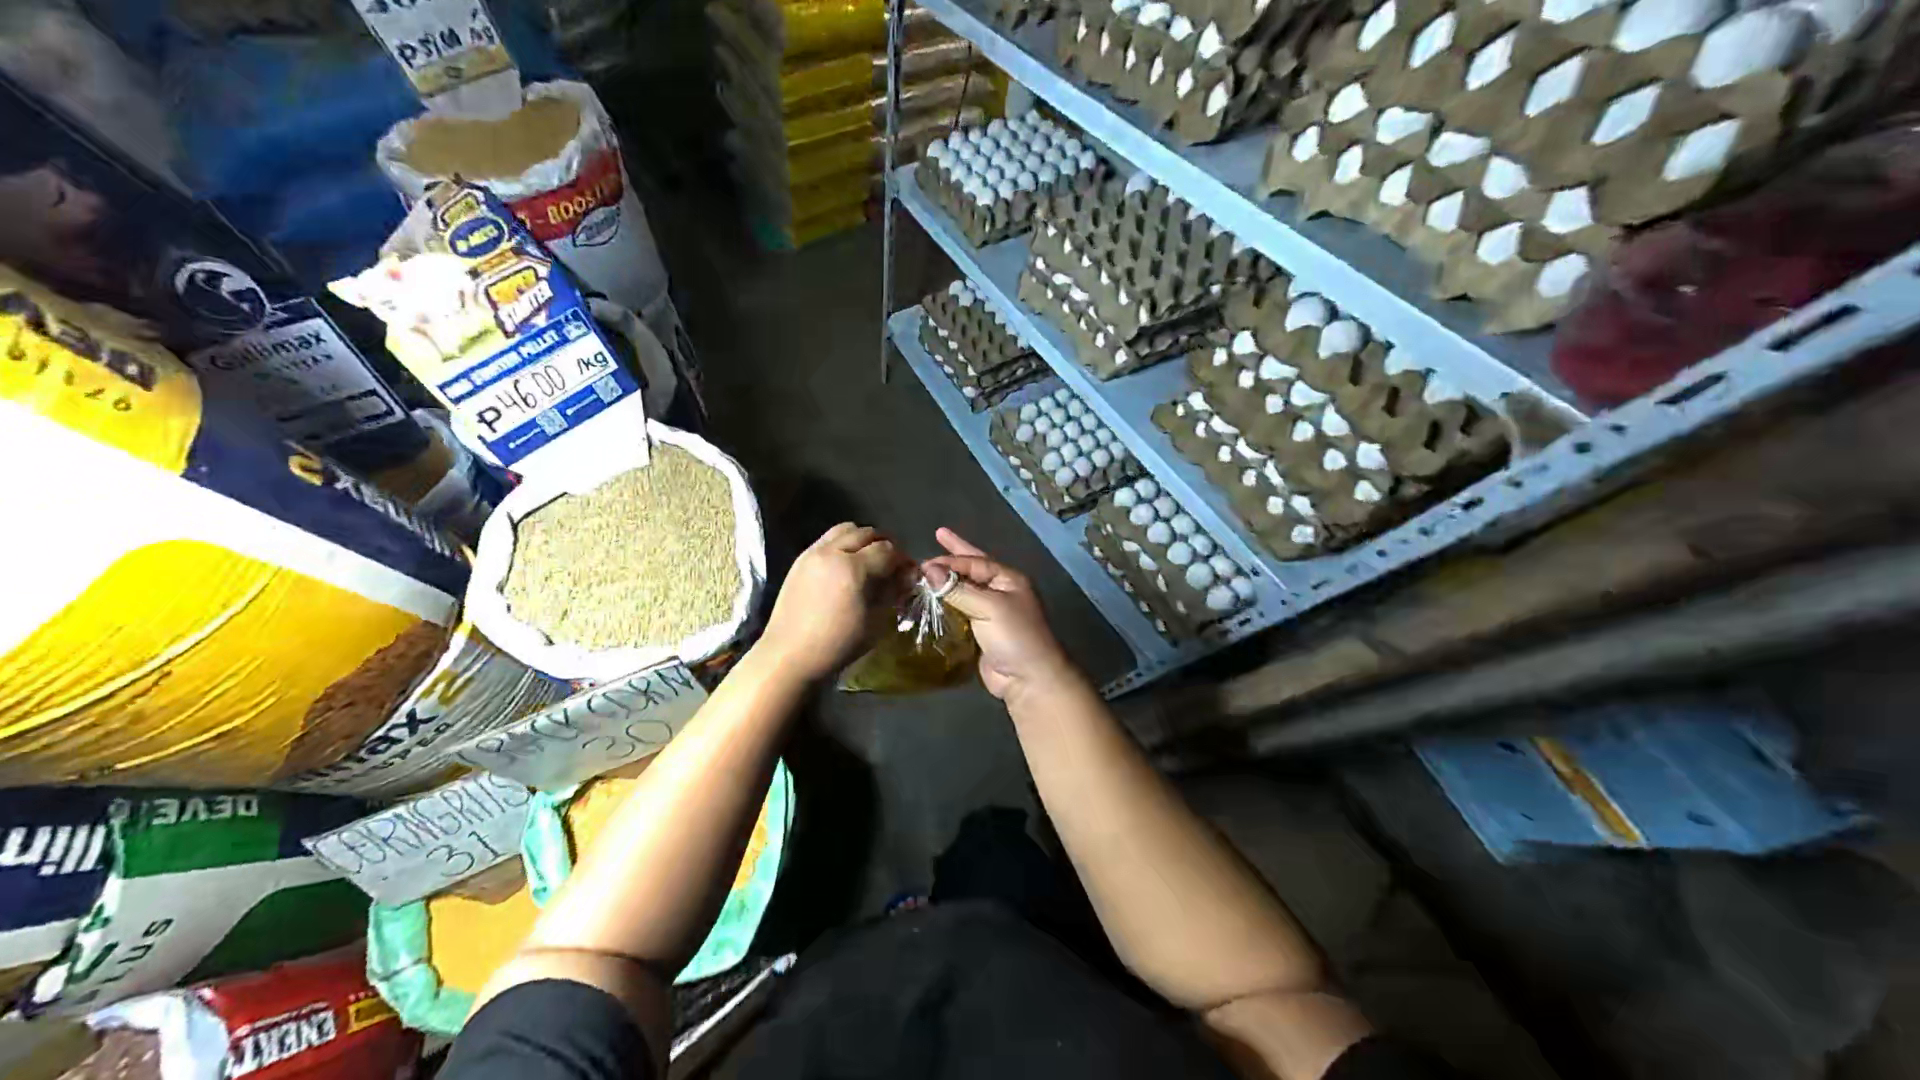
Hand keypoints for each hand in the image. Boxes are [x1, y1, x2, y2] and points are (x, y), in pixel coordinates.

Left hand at [758, 523, 909, 682]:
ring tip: (868, 559)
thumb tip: (907, 575)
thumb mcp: (875, 621)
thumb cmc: (837, 644)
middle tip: (891, 564)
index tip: (908, 572)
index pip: (887, 550)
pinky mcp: (799, 560)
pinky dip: (842, 545)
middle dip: (884, 544)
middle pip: (866, 533)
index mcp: (853, 567)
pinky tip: (846, 566)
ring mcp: (812, 553)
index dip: (902, 559)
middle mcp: (832, 552)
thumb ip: (892, 592)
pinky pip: (827, 540)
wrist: (789, 655)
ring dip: (862, 539)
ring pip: (844, 530)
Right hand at [923, 527, 1081, 702]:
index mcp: (1008, 579)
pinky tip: (931, 601)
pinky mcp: (980, 633)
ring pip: (964, 590)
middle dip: (955, 554)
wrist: (1028, 679)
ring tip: (927, 569)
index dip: (949, 559)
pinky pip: (959, 612)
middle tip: (938, 534)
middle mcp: (1000, 592)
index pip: (974, 562)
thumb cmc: (1014, 636)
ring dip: (946, 581)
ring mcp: (991, 613)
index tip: (923, 563)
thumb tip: (928, 571)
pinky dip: (945, 605)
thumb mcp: (988, 607)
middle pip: (972, 568)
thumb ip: (957, 589)